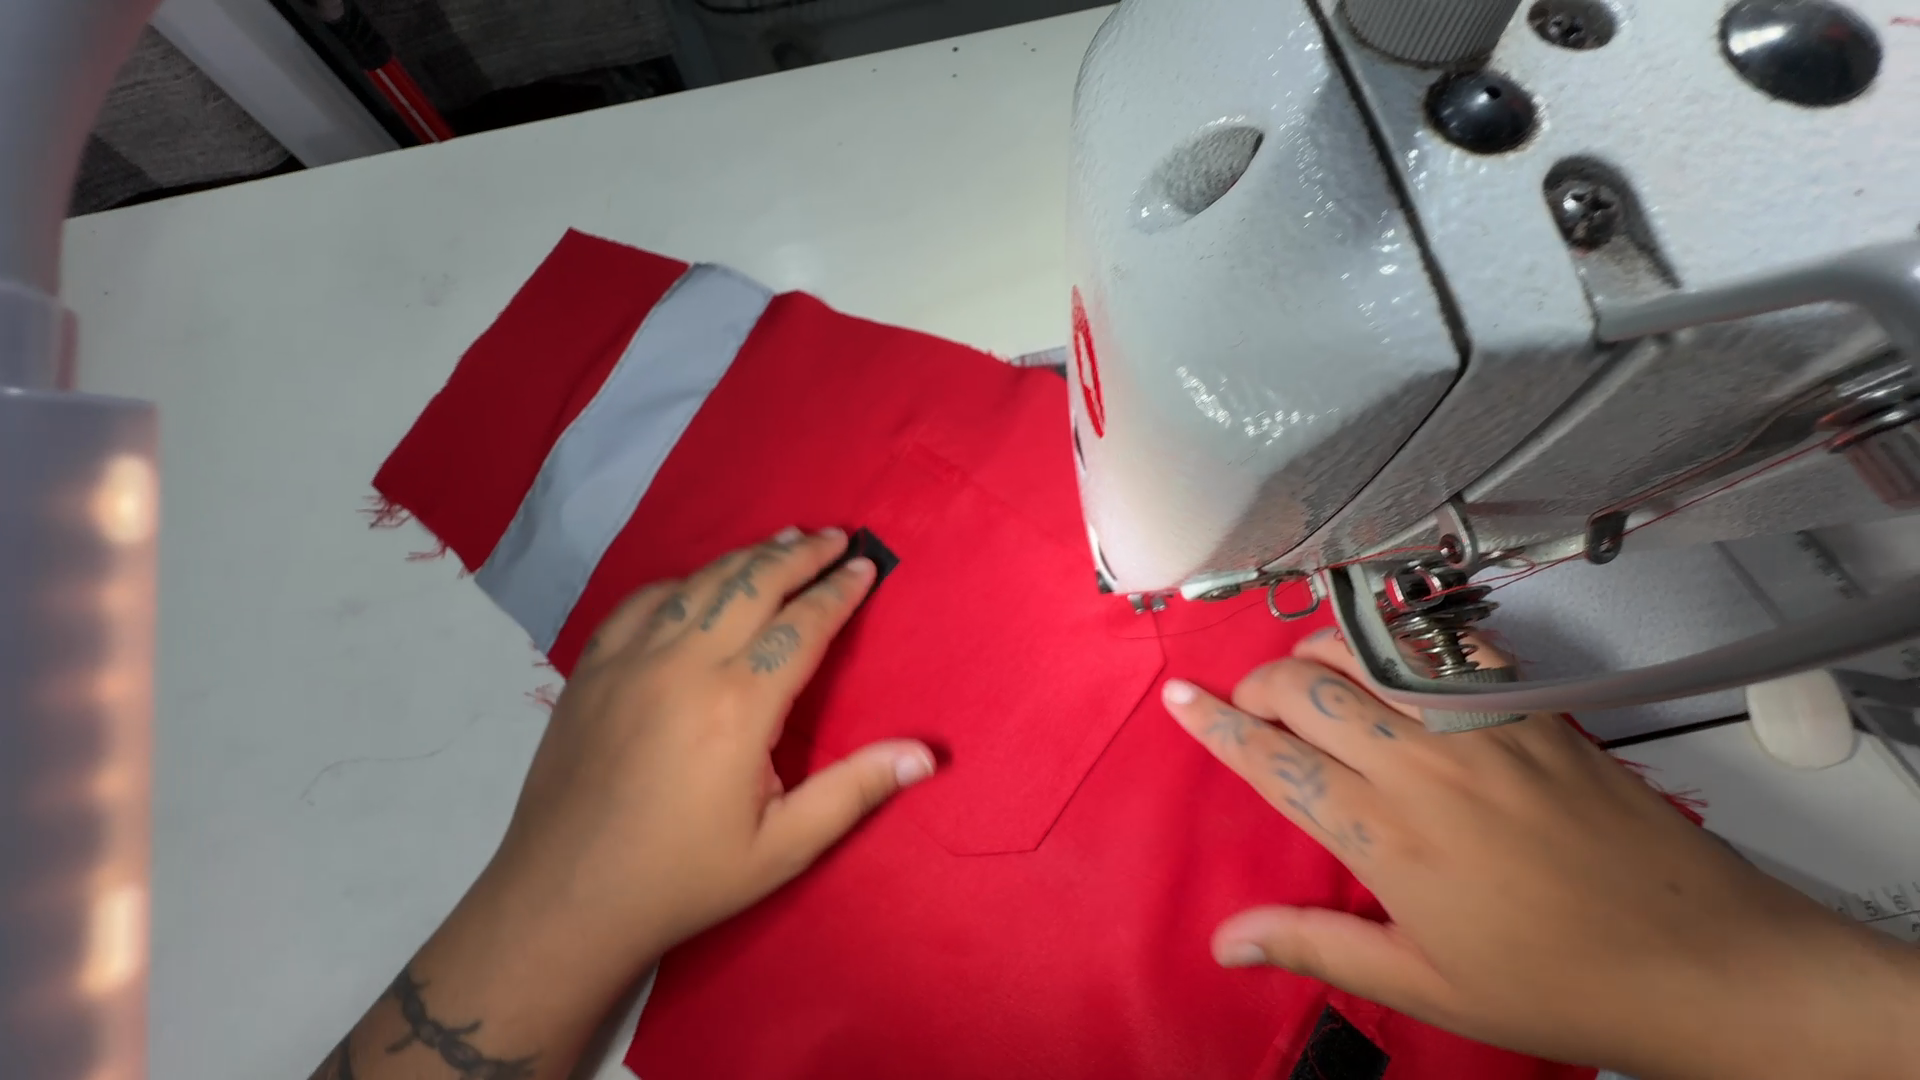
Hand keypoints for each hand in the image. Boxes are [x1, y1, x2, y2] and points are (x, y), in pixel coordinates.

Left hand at [485, 525, 935, 971]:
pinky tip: (701, 581)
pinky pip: (644, 600)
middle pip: (753, 584)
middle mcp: (684, 665)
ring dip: (749, 556)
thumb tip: (926, 755)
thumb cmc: (684, 877)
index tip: (864, 565)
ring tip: (784, 539)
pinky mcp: (592, 667)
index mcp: (738, 705)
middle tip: (833, 536)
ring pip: (701, 583)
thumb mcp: (784, 847)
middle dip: (800, 554)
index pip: (803, 625)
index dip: (839, 591)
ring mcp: (631, 659)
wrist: (562, 902)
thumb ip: (855, 790)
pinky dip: (684, 581)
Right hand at [1161, 633, 1919, 1079]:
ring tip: (1309, 677)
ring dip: (1316, 654)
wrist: (1709, 964)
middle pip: (1303, 688)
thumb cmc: (1554, 982)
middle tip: (1252, 704)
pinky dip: (1394, 645)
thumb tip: (1222, 942)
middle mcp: (1418, 766)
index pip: (1269, 759)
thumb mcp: (1423, 984)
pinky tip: (1387, 664)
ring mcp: (1476, 727)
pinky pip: (1439, 649)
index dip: (1213, 723)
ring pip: (1362, 652)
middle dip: (1257, 685)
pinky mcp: (1527, 708)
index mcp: (1384, 835)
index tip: (1178, 695)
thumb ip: (1313, 945)